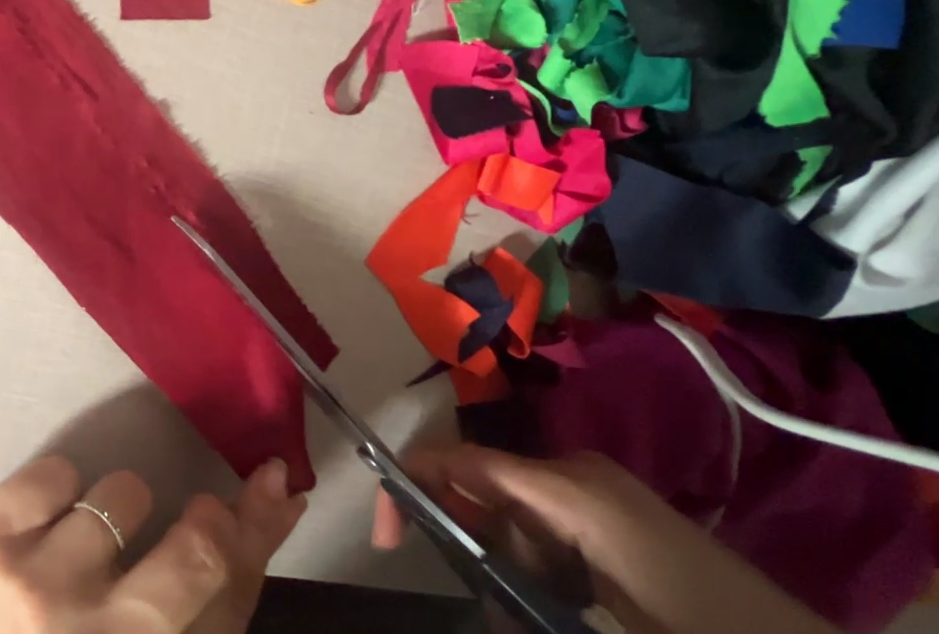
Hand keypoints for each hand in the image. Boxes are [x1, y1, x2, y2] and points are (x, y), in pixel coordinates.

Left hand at [0, 454, 307, 633]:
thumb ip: (225, 576)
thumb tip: (278, 488)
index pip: (228, 591)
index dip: (249, 532)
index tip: (249, 496)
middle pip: (196, 553)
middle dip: (206, 523)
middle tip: (188, 519)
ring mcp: (31, 591)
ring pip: (118, 494)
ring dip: (118, 505)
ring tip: (91, 545)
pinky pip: (55, 471)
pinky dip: (62, 487)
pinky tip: (47, 527)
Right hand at [372, 444, 836, 633]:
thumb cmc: (693, 623)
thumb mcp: (584, 615)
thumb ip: (513, 596)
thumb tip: (470, 592)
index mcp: (565, 487)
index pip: (459, 462)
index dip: (408, 484)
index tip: (386, 536)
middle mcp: (574, 474)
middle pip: (480, 488)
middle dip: (464, 540)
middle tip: (488, 602)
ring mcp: (596, 491)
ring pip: (511, 512)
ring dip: (502, 561)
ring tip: (532, 611)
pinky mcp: (613, 515)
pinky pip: (544, 525)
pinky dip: (532, 561)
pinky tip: (559, 601)